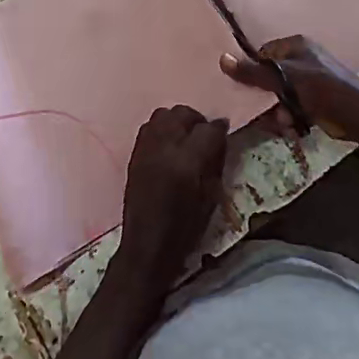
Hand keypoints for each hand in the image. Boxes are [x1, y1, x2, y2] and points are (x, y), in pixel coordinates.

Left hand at [116, 105, 228, 282]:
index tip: (224, 133)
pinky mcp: (133, 152)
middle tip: (204, 136)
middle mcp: (165, 147)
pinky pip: (149, 126)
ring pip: (164, 114)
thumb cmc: (186, 228)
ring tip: (185, 138)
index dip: (220, 129)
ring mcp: (146, 147)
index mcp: (188, 162)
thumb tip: (220, 137)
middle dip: (197, 121)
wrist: (147, 245)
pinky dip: (162, 129)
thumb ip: (215, 162)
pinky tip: (168, 146)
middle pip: (183, 113)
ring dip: (178, 121)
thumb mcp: (211, 197)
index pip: (209, 128)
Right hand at [220, 35, 358, 135]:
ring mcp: (309, 82)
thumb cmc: (324, 89)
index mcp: (296, 46)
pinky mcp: (314, 102)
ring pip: (278, 97)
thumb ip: (254, 72)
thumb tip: (222, 59)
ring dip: (278, 113)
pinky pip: (291, 109)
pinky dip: (290, 120)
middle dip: (267, 99)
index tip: (246, 89)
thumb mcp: (286, 78)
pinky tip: (293, 129)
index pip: (262, 54)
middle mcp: (301, 60)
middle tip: (270, 113)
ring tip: (286, 124)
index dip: (253, 71)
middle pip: (269, 78)